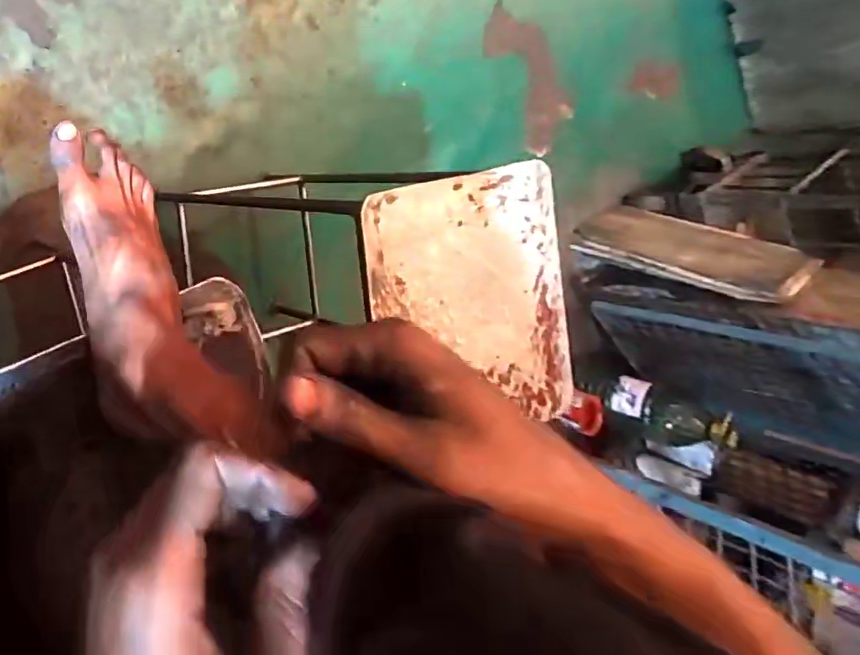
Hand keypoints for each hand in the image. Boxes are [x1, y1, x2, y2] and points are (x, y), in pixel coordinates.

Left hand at [88, 444, 316, 654]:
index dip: (259, 473)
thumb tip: (306, 538)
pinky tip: (243, 561)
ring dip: (230, 507)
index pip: (199, 466)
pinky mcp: (111, 586)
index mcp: (149, 571)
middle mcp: (118, 552)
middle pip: (185, 476)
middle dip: (249, 488)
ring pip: (173, 496)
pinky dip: (205, 529)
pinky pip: (160, 528)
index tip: (306, 504)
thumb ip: (285, 601)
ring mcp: (108, 568)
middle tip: (301, 520)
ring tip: (281, 538)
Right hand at [280, 320, 621, 542]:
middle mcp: (391, 348)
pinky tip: (347, 477)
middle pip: (320, 368)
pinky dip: (346, 441)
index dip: (293, 391)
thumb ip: (352, 419)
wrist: (575, 516)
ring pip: (337, 392)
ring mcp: (402, 375)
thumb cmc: (502, 478)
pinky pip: (359, 411)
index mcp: (392, 342)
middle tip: (300, 472)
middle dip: (305, 415)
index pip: (308, 347)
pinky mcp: (410, 404)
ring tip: (320, 483)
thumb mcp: (422, 454)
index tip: (291, 446)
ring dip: (323, 433)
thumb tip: (284, 390)